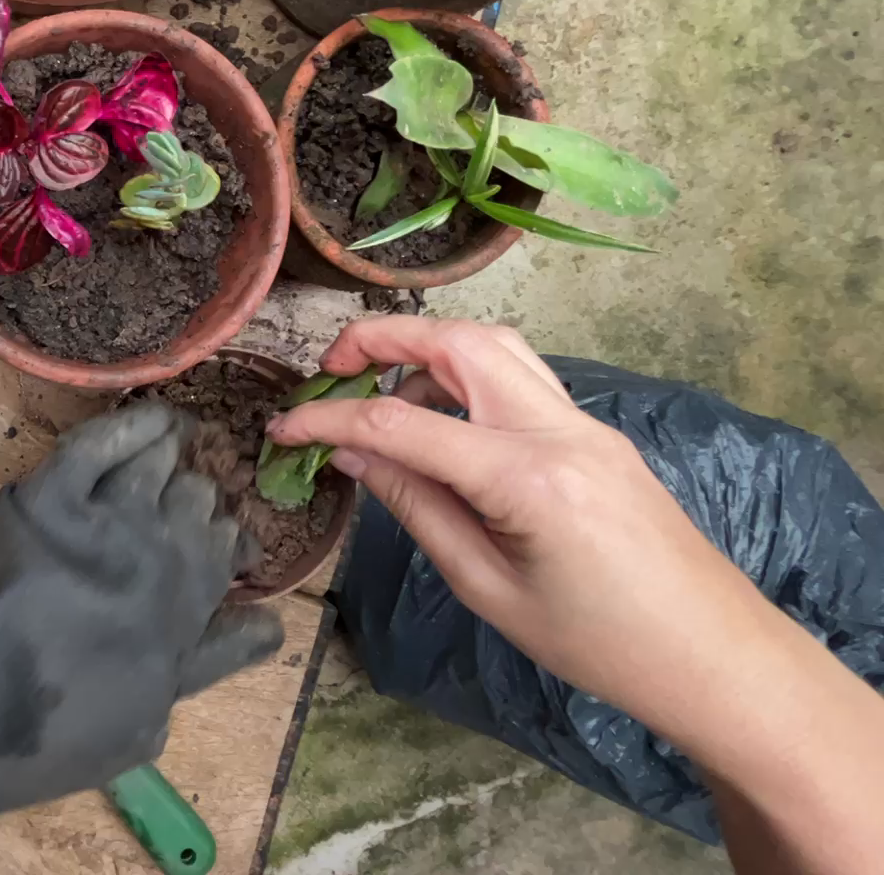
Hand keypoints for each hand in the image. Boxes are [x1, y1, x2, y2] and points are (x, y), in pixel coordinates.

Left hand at [0, 404, 282, 874]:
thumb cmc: (49, 732)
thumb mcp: (150, 720)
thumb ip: (209, 661)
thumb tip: (269, 623)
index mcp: (184, 608)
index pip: (226, 544)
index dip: (224, 536)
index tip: (215, 537)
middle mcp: (154, 554)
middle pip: (194, 498)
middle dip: (195, 497)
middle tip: (182, 498)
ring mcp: (97, 522)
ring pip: (155, 464)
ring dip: (171, 454)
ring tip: (177, 444)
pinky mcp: (42, 499)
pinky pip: (95, 445)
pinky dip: (131, 425)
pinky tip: (156, 419)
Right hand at [263, 316, 756, 731]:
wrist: (723, 664)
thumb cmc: (595, 643)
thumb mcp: (481, 583)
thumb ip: (411, 503)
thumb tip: (348, 454)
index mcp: (527, 477)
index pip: (399, 423)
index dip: (326, 420)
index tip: (280, 429)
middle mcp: (558, 429)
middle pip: (459, 341)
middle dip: (380, 339)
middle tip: (330, 369)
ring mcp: (583, 424)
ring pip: (492, 344)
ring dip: (422, 348)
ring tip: (375, 389)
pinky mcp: (591, 433)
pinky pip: (513, 376)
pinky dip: (457, 375)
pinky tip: (434, 419)